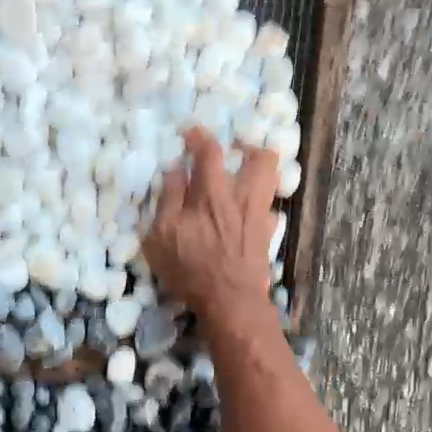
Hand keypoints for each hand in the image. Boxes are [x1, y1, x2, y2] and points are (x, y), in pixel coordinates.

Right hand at [142, 128, 282, 332]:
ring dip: (258, 172)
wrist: (230, 298)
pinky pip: (269, 211)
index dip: (199, 137)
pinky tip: (247, 215)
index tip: (190, 133)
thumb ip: (168, 199)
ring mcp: (259, 215)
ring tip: (242, 176)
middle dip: (247, 147)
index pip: (209, 151)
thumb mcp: (161, 235)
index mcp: (212, 192)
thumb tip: (176, 171)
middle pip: (260, 157)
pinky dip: (259, 207)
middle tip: (233, 149)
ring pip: (270, 181)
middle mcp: (242, 196)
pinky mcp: (266, 235)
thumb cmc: (189, 267)